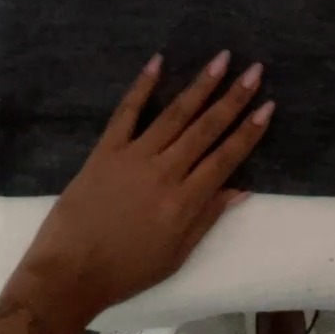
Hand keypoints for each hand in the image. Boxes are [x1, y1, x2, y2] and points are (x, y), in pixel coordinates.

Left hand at [11, 51, 272, 322]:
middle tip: (255, 70)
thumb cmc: (125, 271)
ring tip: (221, 59)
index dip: (249, 132)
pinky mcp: (105, 150)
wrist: (66, 274)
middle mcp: (163, 173)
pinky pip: (126, 113)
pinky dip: (142, 86)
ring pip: (174, 114)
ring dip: (200, 85)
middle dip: (233, 98)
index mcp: (183, 202)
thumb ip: (207, 218)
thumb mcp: (175, 256)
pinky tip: (157, 61)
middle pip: (205, 129)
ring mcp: (133, 157)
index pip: (224, 159)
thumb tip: (241, 188)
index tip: (268, 105)